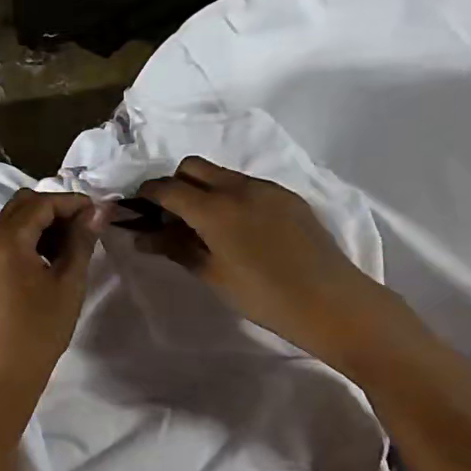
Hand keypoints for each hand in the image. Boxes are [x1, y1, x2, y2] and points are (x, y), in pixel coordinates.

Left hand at [0, 189, 103, 390]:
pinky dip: (30, 236)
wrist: (8, 368)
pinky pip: (8, 237)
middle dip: (55, 207)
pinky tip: (54, 255)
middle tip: (85, 225)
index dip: (72, 202)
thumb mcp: (69, 281)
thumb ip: (81, 240)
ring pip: (14, 219)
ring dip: (43, 221)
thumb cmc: (42, 326)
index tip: (99, 211)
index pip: (41, 203)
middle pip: (23, 204)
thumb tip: (97, 210)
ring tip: (74, 241)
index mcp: (6, 239)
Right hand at [135, 157, 399, 362]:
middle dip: (174, 185)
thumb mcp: (211, 274)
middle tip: (172, 218)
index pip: (166, 187)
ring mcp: (267, 189)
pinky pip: (248, 185)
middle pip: (192, 167)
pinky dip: (231, 197)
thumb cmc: (263, 295)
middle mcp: (238, 188)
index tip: (138, 212)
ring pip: (221, 174)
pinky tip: (239, 230)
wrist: (333, 303)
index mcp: (213, 208)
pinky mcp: (288, 197)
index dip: (146, 196)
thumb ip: (174, 248)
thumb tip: (142, 235)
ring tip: (206, 226)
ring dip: (203, 189)